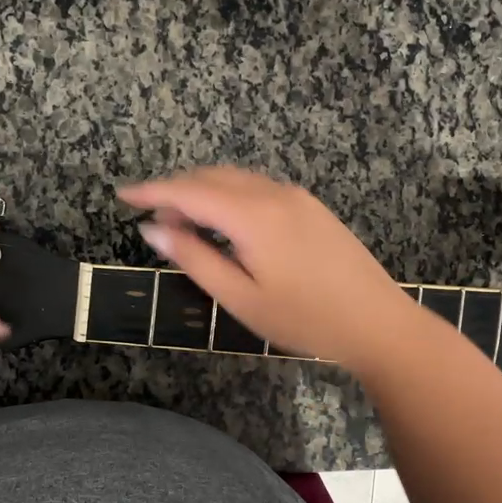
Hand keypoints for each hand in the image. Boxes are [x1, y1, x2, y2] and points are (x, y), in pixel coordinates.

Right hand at [118, 166, 422, 373]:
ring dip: (202, 192)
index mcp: (253, 215)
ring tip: (183, 224)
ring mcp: (296, 197)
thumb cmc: (305, 319)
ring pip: (234, 180)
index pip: (189, 191)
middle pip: (211, 177)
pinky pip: (255, 188)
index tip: (121, 194)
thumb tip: (153, 228)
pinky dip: (227, 197)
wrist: (380, 324)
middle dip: (176, 191)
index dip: (152, 190)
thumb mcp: (240, 297)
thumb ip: (194, 258)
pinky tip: (223, 225)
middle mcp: (273, 194)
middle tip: (152, 220)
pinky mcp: (310, 207)